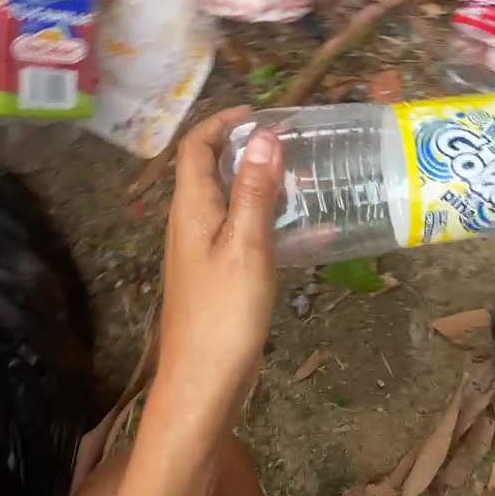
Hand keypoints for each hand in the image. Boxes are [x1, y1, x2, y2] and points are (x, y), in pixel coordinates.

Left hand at [157, 107, 283, 418]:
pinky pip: (241, 228)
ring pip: (229, 198)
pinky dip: (267, 215)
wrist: (204, 383)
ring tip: (301, 176)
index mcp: (191, 209)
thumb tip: (263, 135)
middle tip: (290, 142)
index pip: (195, 148)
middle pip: (210, 169)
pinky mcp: (219, 272)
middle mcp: (191, 223)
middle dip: (245, 147)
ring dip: (259, 180)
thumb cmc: (224, 311)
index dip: (221, 122)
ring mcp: (203, 249)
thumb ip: (255, 191)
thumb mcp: (246, 245)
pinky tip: (302, 227)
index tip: (260, 113)